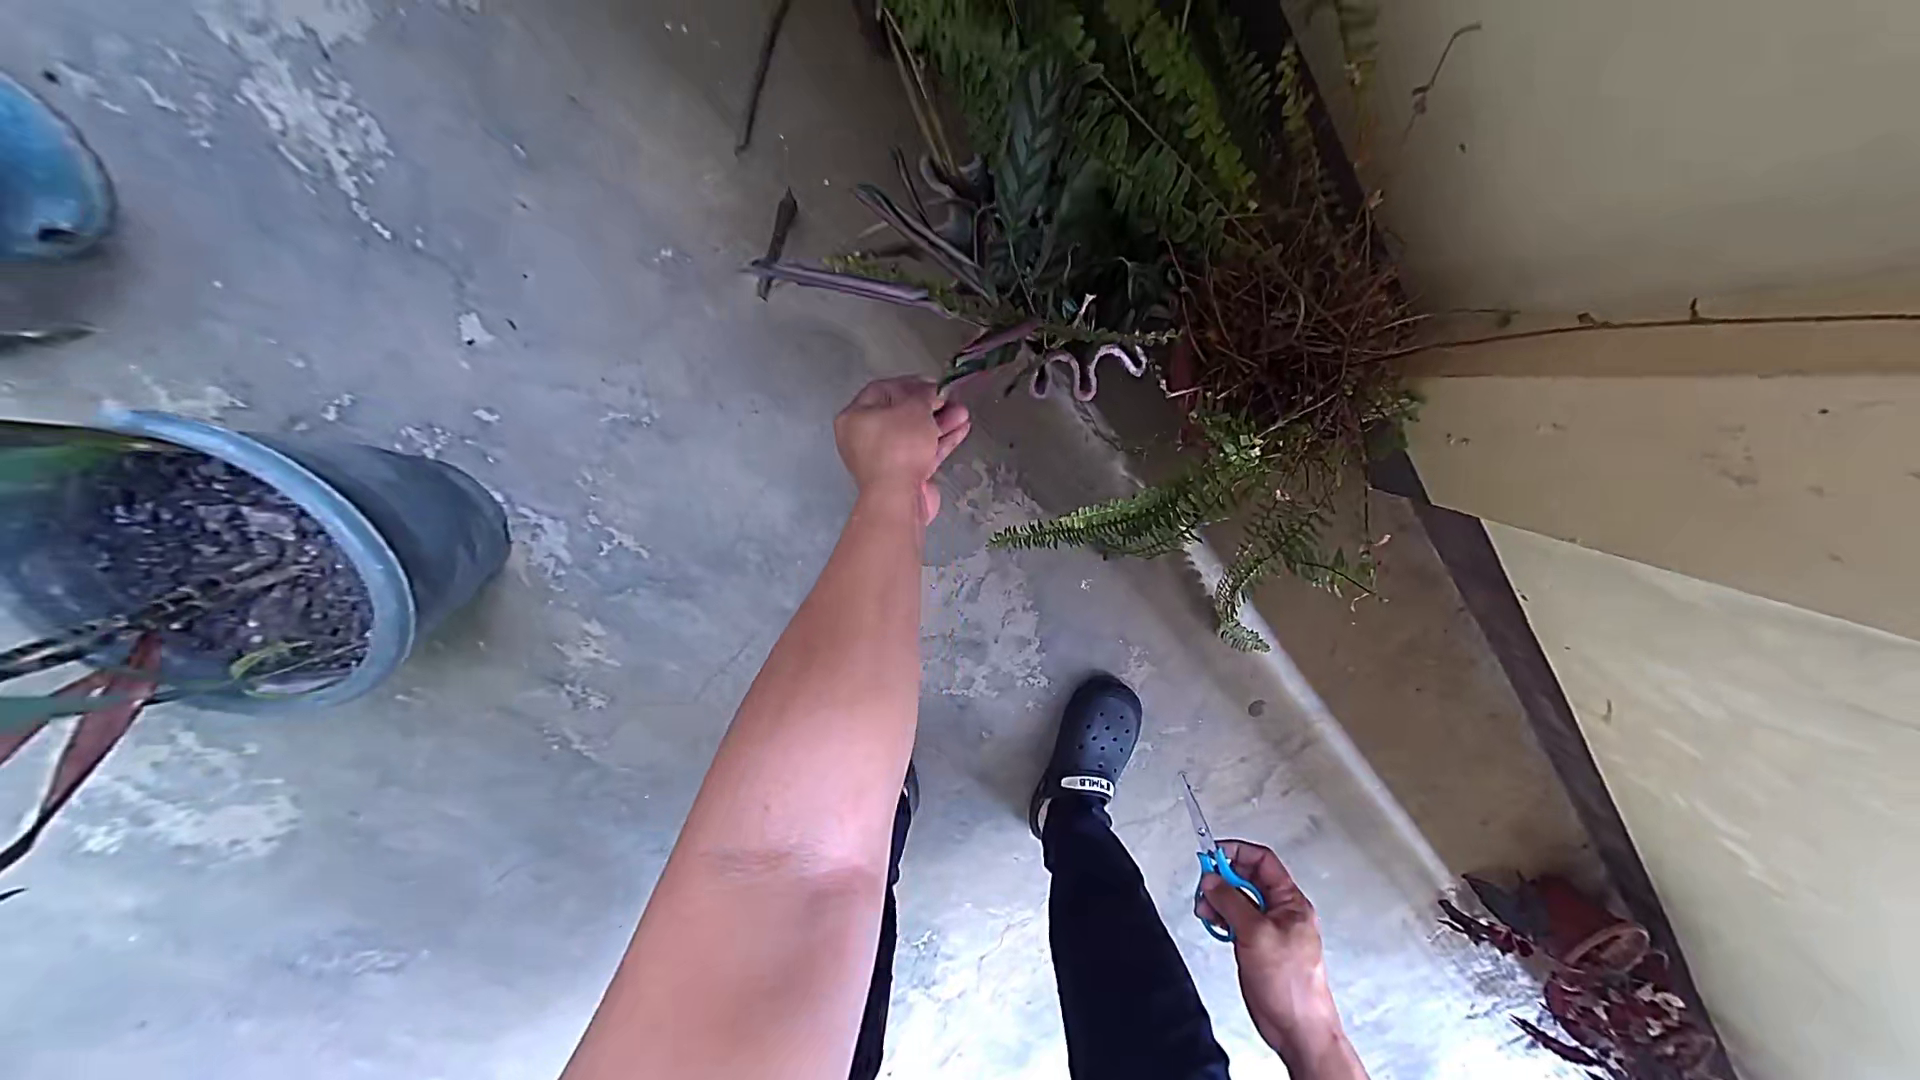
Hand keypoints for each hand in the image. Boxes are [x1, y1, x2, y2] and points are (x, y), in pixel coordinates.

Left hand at [833, 376, 970, 522]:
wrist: (898, 498)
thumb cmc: (898, 446)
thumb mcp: (913, 409)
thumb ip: (925, 395)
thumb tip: (933, 392)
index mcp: (855, 417)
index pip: (882, 391)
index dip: (910, 384)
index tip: (933, 384)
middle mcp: (865, 438)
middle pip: (901, 414)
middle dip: (930, 406)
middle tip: (951, 399)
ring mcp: (885, 459)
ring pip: (915, 434)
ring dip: (940, 422)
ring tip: (963, 414)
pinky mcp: (903, 476)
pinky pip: (922, 452)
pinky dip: (940, 441)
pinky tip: (960, 429)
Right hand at [1197, 841, 1360, 1074]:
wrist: (1298, 1030)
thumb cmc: (1293, 988)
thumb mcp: (1257, 934)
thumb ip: (1231, 901)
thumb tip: (1212, 880)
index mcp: (1290, 903)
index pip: (1262, 861)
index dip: (1237, 852)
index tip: (1213, 854)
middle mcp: (1279, 912)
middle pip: (1246, 878)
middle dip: (1222, 878)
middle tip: (1205, 883)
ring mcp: (1266, 928)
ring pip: (1236, 898)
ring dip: (1217, 898)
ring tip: (1205, 907)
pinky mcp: (1255, 944)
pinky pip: (1233, 918)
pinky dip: (1219, 916)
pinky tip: (1213, 922)